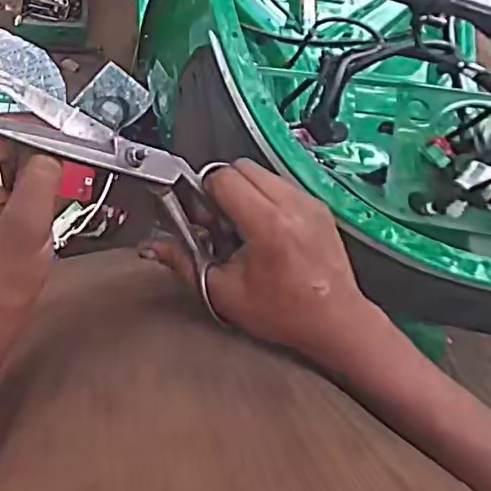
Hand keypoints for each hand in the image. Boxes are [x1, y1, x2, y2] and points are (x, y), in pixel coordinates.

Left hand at [0, 130, 66, 325]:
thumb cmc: (0, 279)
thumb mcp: (26, 224)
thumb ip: (41, 178)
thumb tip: (53, 148)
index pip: (4, 128)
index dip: (38, 130)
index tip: (70, 136)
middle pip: (14, 142)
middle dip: (45, 153)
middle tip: (72, 168)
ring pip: (22, 160)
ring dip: (46, 172)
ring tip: (60, 194)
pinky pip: (23, 179)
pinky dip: (42, 187)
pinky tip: (51, 205)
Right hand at [142, 160, 378, 356]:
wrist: (337, 323)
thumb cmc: (285, 314)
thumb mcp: (223, 292)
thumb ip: (183, 262)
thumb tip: (154, 246)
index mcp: (269, 224)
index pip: (222, 177)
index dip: (204, 195)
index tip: (203, 218)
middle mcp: (293, 205)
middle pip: (240, 167)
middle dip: (222, 188)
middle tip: (219, 220)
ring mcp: (309, 202)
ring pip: (260, 171)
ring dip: (243, 190)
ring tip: (242, 225)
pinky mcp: (318, 205)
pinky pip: (280, 183)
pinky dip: (265, 196)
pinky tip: (263, 227)